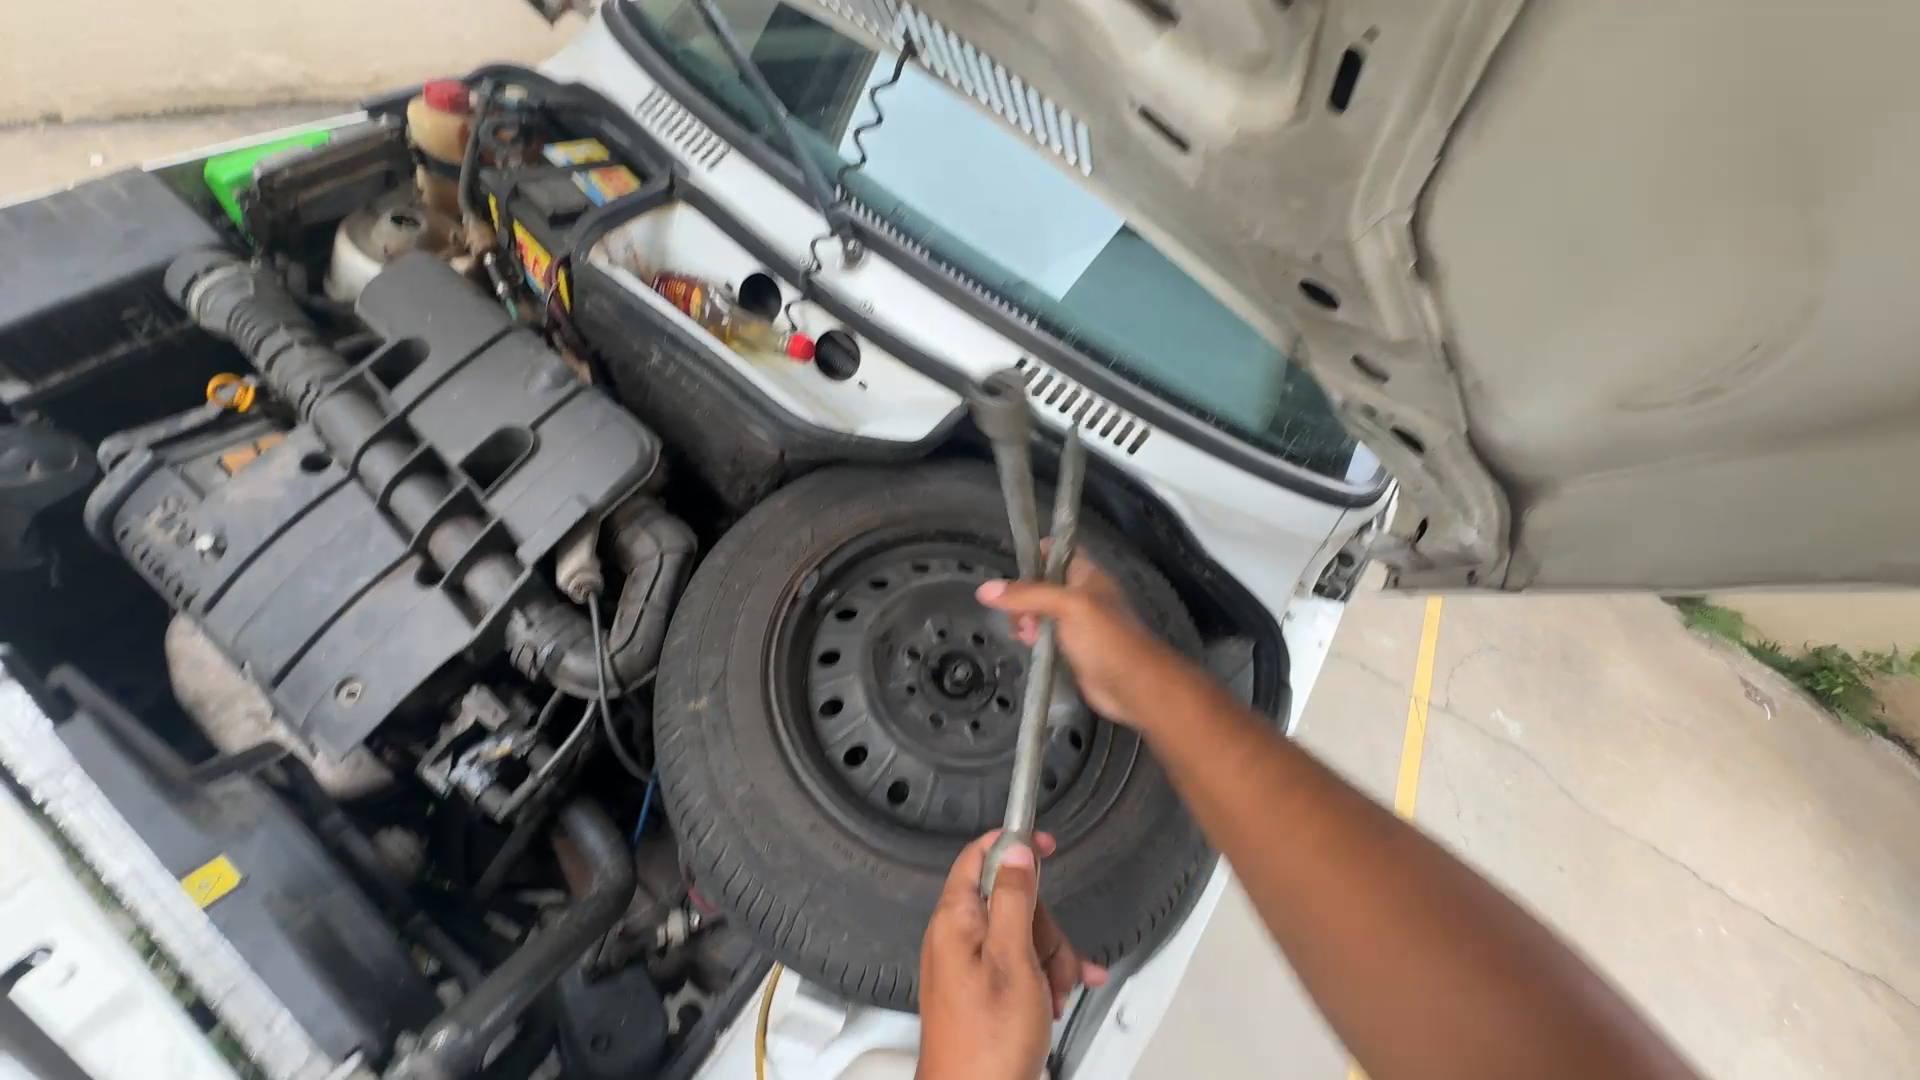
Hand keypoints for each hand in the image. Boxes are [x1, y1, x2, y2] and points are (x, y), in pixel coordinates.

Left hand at [918, 831, 1107, 1079]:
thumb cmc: (988, 1041)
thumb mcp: (1013, 960)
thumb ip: (1015, 899)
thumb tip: (1015, 850)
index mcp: (956, 919)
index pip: (979, 856)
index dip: (1013, 845)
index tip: (1045, 845)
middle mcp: (959, 935)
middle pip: (1011, 899)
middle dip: (1044, 927)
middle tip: (1051, 960)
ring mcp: (971, 964)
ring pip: (1023, 934)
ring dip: (1050, 959)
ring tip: (1055, 995)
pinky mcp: (983, 989)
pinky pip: (1019, 964)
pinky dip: (1043, 977)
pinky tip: (1061, 997)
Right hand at [976, 554, 1190, 728]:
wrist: (1134, 686)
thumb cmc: (1106, 638)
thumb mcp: (1066, 606)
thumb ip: (1027, 595)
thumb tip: (985, 590)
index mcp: (1087, 575)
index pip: (1058, 552)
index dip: (1036, 554)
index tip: (1012, 568)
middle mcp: (1082, 595)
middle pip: (1042, 584)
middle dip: (1023, 595)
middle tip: (1018, 615)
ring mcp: (1078, 624)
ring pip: (1041, 612)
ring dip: (1026, 619)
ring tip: (1023, 634)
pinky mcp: (1073, 649)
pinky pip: (1046, 637)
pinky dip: (1034, 639)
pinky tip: (1027, 645)